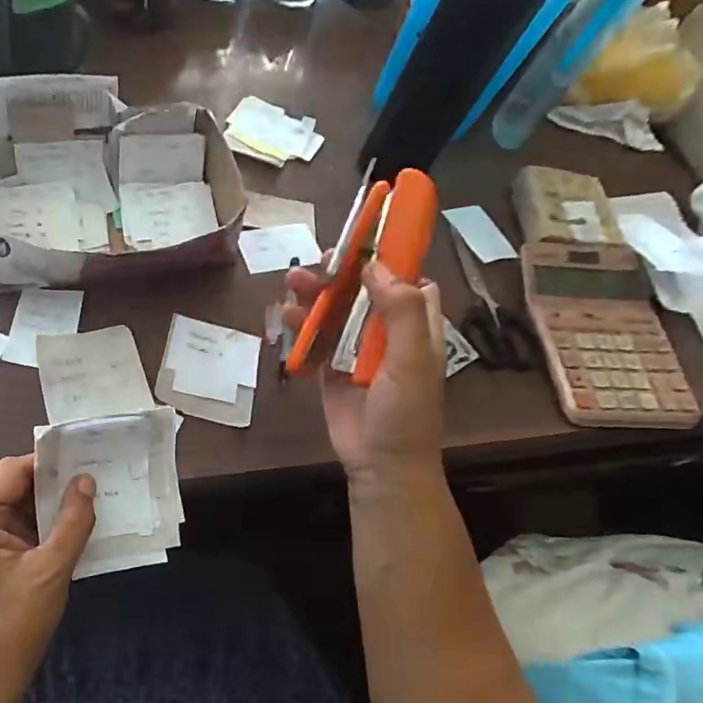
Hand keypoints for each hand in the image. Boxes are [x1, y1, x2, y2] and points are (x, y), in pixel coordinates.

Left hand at [0, 455, 95, 702]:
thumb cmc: (17, 623)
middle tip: (92, 472)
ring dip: (49, 504)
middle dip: (50, 481)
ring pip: (17, 508)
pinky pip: (18, 529)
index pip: (9, 472)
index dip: (44, 461)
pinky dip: (43, 525)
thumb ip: (72, 522)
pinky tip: (74, 522)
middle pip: (11, 487)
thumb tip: (86, 481)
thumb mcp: (51, 570)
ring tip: (90, 493)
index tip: (82, 455)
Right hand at [283, 261, 446, 486]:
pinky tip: (286, 316)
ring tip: (291, 284)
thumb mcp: (411, 360)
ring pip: (335, 312)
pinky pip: (315, 340)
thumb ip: (401, 312)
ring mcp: (356, 351)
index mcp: (415, 326)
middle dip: (339, 274)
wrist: (380, 463)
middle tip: (317, 263)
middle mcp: (386, 332)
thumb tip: (375, 266)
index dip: (388, 258)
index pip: (406, 279)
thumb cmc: (405, 413)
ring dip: (314, 296)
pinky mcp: (330, 370)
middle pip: (362, 291)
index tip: (362, 239)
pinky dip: (301, 326)